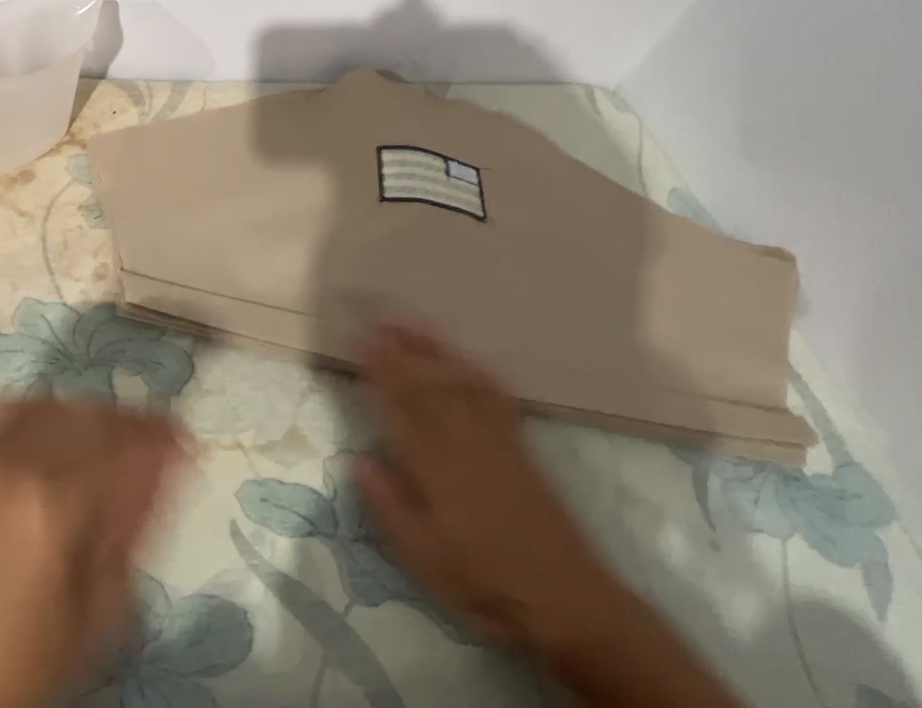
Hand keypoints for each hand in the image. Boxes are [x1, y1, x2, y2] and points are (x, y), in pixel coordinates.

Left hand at [0, 397, 186, 707]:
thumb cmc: (25, 660)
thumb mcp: (98, 610)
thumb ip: (129, 530)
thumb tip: (157, 471)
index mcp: (55, 508)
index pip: (124, 448)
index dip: (162, 437)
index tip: (186, 441)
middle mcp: (13, 467)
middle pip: (90, 418)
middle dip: (133, 423)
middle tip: (159, 440)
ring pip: (50, 407)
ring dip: (91, 414)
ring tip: (113, 436)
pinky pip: (2, 412)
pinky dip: (38, 408)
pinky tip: (57, 422)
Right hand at [357, 325, 626, 652]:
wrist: (565, 600)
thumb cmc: (482, 581)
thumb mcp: (420, 555)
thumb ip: (387, 504)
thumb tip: (355, 458)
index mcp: (435, 467)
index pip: (400, 407)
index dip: (378, 373)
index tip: (359, 343)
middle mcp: (464, 443)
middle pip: (428, 386)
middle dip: (401, 351)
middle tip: (376, 322)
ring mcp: (497, 442)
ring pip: (460, 383)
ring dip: (434, 351)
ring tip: (410, 326)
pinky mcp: (521, 449)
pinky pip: (496, 399)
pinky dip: (477, 374)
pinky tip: (466, 361)